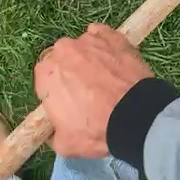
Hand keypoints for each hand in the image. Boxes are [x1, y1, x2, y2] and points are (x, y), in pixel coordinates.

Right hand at [34, 24, 153, 157]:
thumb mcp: (65, 144)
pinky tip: (113, 59)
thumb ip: (53, 134)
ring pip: (82, 47)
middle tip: (87, 91)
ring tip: (106, 78)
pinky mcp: (111, 36)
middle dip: (70, 71)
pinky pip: (102, 35)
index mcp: (46, 73)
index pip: (44, 78)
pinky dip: (105, 44)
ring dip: (89, 59)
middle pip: (61, 58)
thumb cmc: (96, 129)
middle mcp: (63, 50)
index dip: (55, 90)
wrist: (135, 116)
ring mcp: (88, 40)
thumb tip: (53, 131)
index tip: (67, 102)